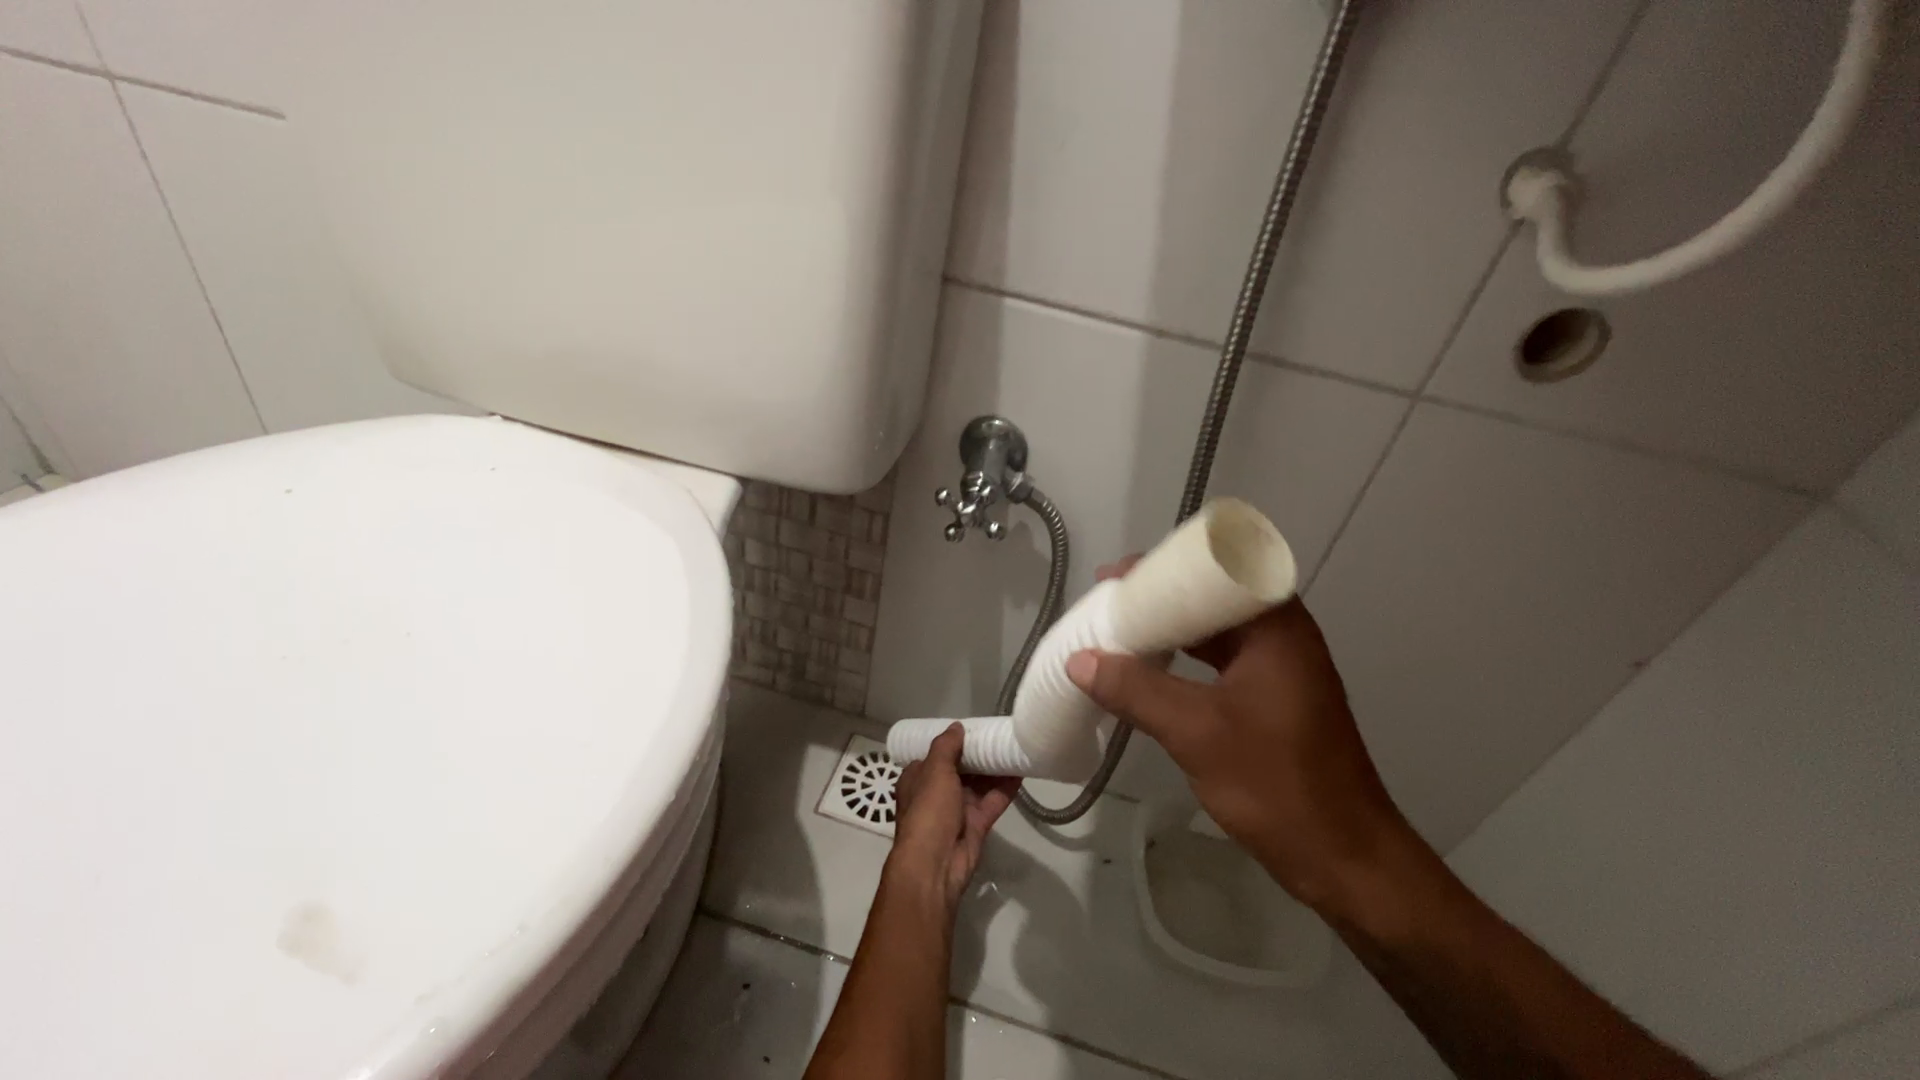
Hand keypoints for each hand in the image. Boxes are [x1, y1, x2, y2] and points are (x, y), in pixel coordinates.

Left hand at [887, 724, 1020, 909]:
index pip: (934, 756)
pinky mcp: (976, 825)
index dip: (951, 743)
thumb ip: (946, 747)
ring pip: (978, 785)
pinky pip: (992, 801)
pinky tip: (1021, 771)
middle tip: (998, 735)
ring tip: (1013, 748)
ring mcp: (957, 811)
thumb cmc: (928, 811)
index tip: (972, 728)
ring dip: (994, 770)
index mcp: (917, 780)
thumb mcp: (934, 771)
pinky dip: (1005, 788)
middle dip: (977, 755)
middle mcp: (936, 794)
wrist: (935, 863)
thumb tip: (956, 727)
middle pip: (960, 770)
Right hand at [1064, 557, 1418, 912]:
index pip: (1212, 572)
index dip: (1159, 571)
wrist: (1343, 856)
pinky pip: (1222, 664)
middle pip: (1211, 599)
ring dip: (1169, 634)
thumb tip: (1080, 660)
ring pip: (1215, 634)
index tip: (1111, 580)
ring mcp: (1281, 670)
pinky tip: (1150, 675)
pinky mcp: (1275, 701)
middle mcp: (1283, 637)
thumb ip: (1136, 691)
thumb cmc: (1275, 783)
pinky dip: (1185, 664)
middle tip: (1107, 606)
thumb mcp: (1196, 732)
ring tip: (1118, 637)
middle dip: (1158, 601)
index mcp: (1275, 628)